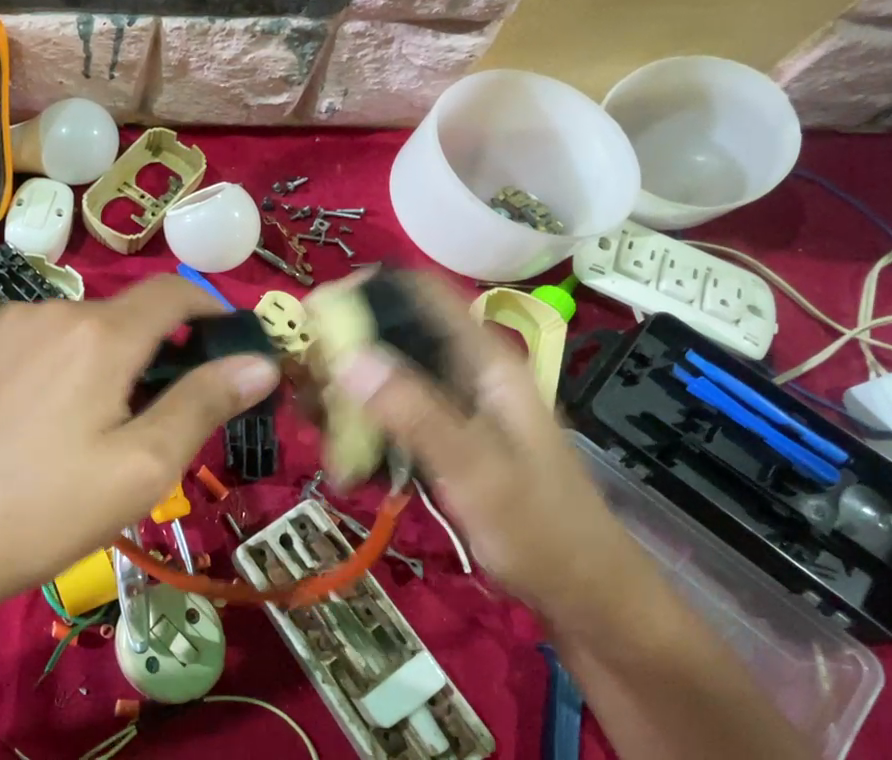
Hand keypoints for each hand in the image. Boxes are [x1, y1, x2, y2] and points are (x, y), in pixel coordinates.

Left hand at [0, 275, 279, 624]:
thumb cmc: (48, 509)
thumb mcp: (144, 467)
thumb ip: (204, 403)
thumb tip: (260, 362)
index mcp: (100, 332)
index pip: (175, 291)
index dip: (215, 310)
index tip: (237, 349)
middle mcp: (54, 311)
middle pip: (131, 314)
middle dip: (167, 350)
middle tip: (178, 416)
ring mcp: (10, 329)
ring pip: (89, 330)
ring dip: (120, 361)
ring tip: (116, 431)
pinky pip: (50, 345)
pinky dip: (78, 367)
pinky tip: (62, 425)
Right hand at [329, 274, 637, 616]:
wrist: (590, 601)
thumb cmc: (545, 533)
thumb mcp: (477, 473)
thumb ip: (415, 414)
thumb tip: (347, 356)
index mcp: (485, 363)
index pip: (423, 293)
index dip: (368, 289)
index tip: (314, 312)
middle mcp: (465, 374)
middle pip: (392, 335)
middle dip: (341, 351)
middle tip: (301, 384)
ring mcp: (453, 409)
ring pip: (384, 379)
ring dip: (343, 397)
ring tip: (312, 428)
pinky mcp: (442, 441)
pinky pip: (388, 419)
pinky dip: (359, 431)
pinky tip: (339, 461)